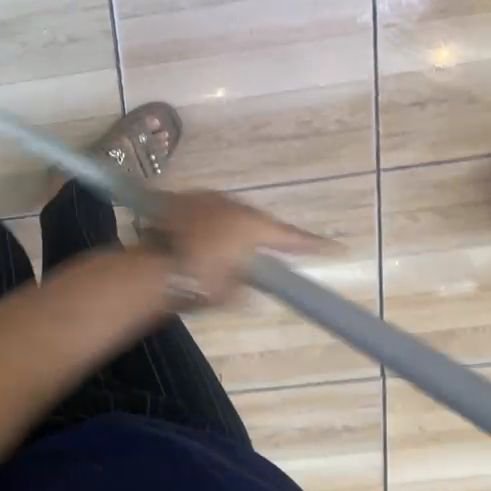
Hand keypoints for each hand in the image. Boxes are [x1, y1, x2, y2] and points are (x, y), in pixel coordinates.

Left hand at [149, 191, 331, 305]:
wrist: (152, 265)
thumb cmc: (197, 281)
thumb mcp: (229, 293)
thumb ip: (246, 287)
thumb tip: (249, 287)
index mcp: (253, 227)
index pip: (293, 238)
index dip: (315, 245)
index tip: (338, 249)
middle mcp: (234, 206)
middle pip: (257, 222)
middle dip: (260, 237)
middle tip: (262, 253)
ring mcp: (206, 198)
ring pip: (229, 214)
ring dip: (230, 229)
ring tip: (223, 248)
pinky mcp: (181, 198)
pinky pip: (204, 211)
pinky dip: (206, 223)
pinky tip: (197, 237)